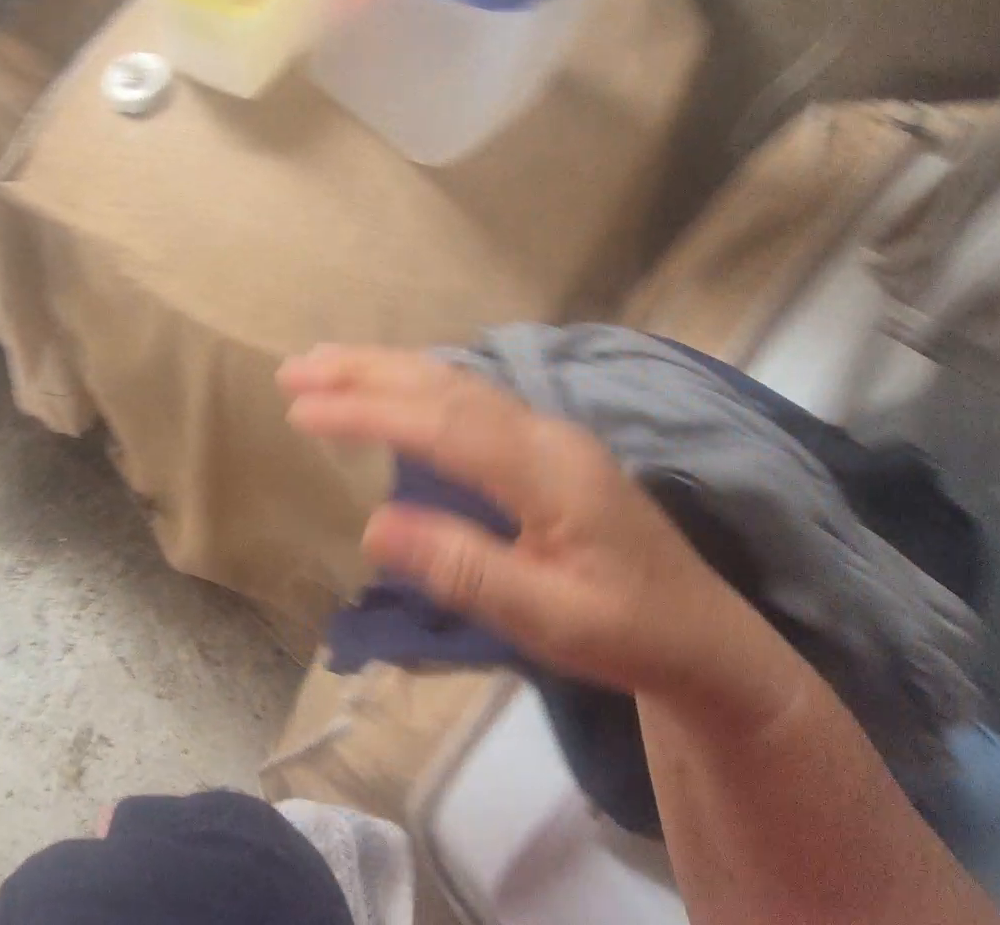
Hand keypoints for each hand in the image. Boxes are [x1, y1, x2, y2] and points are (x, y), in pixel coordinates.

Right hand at [281, 344, 793, 716]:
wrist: (706, 639)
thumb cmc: (628, 633)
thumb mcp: (548, 619)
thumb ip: (465, 569)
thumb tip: (374, 526)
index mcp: (549, 470)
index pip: (442, 424)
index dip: (368, 412)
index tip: (300, 410)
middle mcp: (546, 434)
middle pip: (445, 384)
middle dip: (363, 371)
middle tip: (293, 368)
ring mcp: (547, 435)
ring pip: (456, 383)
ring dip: (385, 368)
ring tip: (322, 360)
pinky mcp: (543, 448)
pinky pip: (466, 397)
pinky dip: (414, 383)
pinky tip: (389, 386)